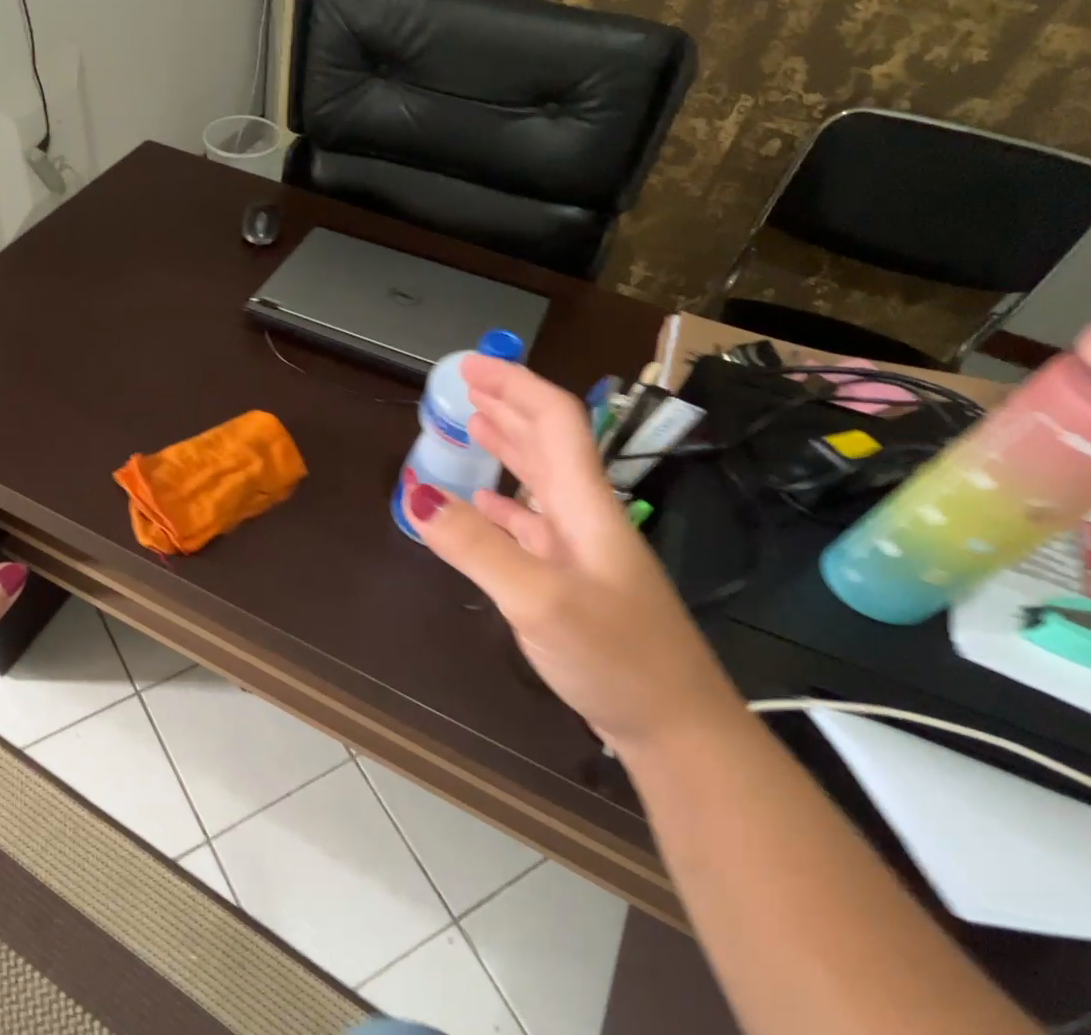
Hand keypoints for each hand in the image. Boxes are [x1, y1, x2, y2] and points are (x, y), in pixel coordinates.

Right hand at [402, 356, 743, 751]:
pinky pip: (534, 527)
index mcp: (585, 507)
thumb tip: (416, 494)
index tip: (468, 366)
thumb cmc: (615, 658)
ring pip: (541, 484)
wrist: (674, 724)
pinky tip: (485, 506)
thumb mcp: (538, 601)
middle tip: (465, 389)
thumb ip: (478, 547)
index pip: (554, 423)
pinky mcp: (576, 584)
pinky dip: (505, 507)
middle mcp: (586, 519)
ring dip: (508, 450)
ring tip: (472, 429)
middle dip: (509, 409)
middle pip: (549, 445)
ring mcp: (584, 552)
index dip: (513, 387)